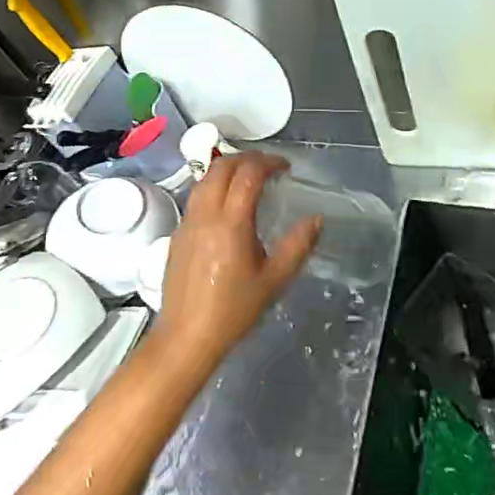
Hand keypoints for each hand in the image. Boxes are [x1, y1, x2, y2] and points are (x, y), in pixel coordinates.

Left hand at [155, 153, 320, 361]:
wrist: (187, 336)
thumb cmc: (234, 310)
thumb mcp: (274, 280)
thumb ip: (297, 246)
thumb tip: (316, 219)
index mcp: (231, 223)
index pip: (248, 174)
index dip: (268, 162)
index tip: (285, 167)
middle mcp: (205, 214)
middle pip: (221, 167)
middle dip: (247, 159)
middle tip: (268, 167)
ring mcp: (187, 222)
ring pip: (204, 179)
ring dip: (227, 169)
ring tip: (249, 180)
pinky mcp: (177, 234)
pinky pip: (196, 197)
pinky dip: (214, 187)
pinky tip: (228, 206)